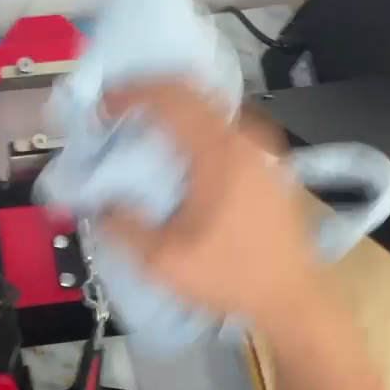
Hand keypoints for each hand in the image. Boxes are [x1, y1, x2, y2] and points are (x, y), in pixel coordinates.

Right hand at [97, 80, 321, 329]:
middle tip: (115, 113)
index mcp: (218, 152)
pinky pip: (221, 131)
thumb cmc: (229, 276)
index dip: (131, 92)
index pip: (172, 96)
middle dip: (148, 97)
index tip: (102, 106)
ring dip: (171, 115)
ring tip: (139, 135)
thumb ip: (122, 226)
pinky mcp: (265, 165)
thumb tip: (99, 205)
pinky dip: (190, 133)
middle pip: (192, 93)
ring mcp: (260, 150)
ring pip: (208, 111)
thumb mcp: (162, 260)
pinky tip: (173, 160)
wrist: (290, 296)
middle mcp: (244, 139)